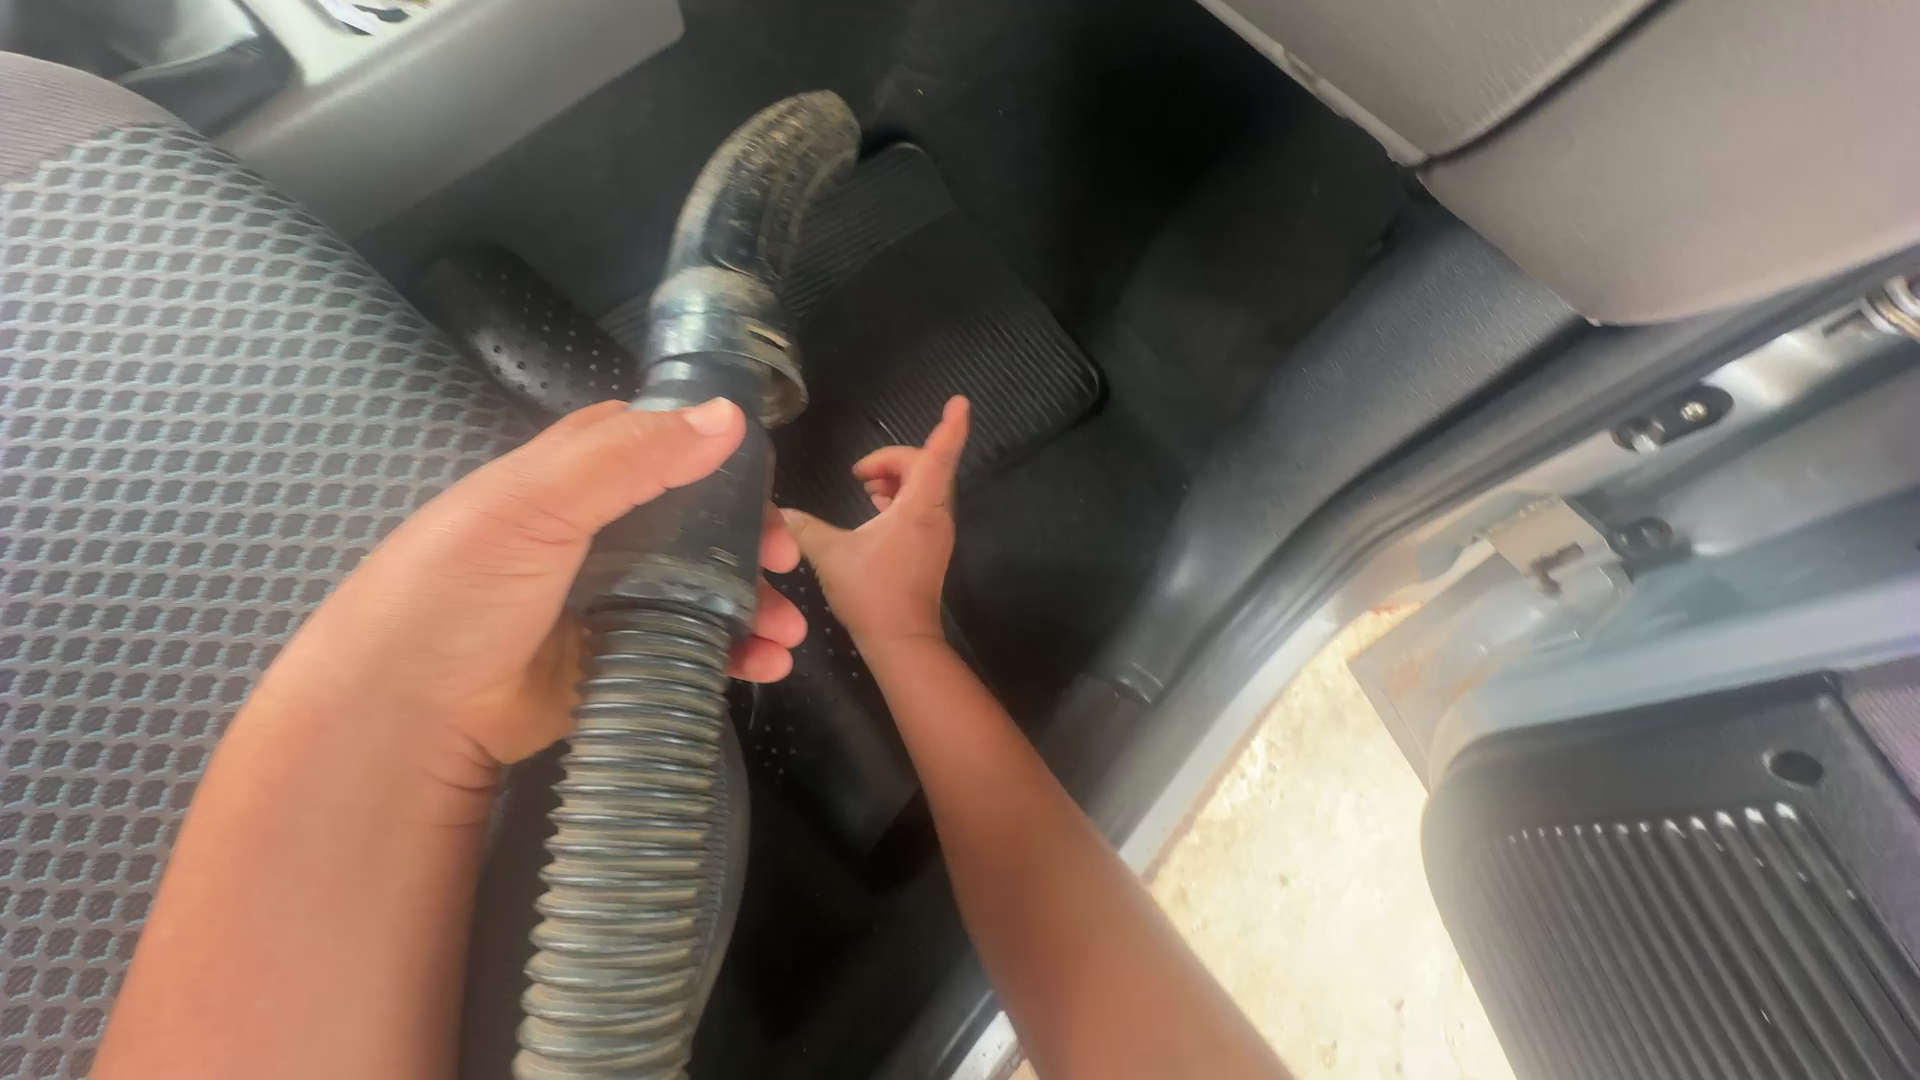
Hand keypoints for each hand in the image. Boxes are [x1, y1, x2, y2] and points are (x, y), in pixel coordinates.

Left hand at [244, 397, 806, 791]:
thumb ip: (631, 456)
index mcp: (577, 480)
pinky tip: (767, 665)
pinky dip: (738, 654)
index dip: (720, 458)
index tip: (767, 482)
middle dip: (752, 541)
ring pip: (707, 588)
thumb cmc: (463, 589)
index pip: (662, 448)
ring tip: (787, 634)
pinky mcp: (626, 653)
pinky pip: (696, 644)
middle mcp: (603, 532)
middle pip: (700, 523)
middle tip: (786, 562)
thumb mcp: (537, 505)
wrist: (407, 712)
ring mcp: (617, 597)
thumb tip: (730, 417)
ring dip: (756, 605)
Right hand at [783, 395, 969, 646]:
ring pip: (924, 489)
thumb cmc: (872, 593)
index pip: (938, 455)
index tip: (960, 402)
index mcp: (919, 508)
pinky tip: (875, 511)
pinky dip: (900, 499)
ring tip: (866, 488)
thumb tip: (777, 512)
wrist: (902, 641)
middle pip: (925, 468)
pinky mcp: (930, 549)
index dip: (950, 426)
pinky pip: (921, 509)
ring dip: (896, 480)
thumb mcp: (830, 555)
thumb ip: (804, 528)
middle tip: (859, 474)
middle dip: (892, 460)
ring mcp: (936, 534)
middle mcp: (936, 516)